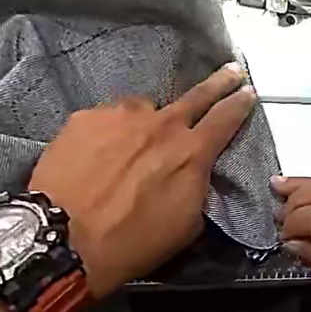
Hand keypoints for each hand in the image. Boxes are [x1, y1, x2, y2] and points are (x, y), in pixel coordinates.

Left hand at [29, 64, 256, 297]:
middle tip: (231, 70)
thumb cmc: (131, 241)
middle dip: (218, 82)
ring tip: (132, 144)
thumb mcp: (185, 225)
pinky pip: (108, 118)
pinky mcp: (86, 117)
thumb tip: (194, 171)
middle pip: (197, 96)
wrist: (64, 238)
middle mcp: (161, 123)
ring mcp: (121, 115)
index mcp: (191, 152)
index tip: (247, 91)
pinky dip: (110, 131)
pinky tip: (97, 152)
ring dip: (147, 121)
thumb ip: (196, 186)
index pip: (225, 119)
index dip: (239, 104)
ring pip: (144, 109)